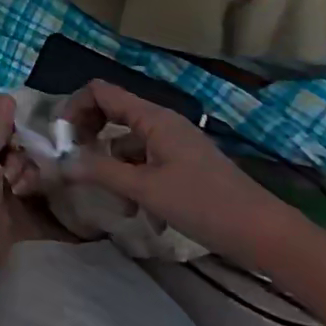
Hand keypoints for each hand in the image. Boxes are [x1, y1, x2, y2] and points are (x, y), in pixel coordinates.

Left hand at [0, 94, 23, 318]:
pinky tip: (21, 191)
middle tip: (15, 148)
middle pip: (3, 127)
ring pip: (16, 151)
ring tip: (12, 180)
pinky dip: (25, 179)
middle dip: (15, 137)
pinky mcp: (6, 192)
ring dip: (20, 162)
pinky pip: (23, 174)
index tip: (19, 112)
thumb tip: (8, 98)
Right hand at [61, 79, 297, 262]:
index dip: (75, 107)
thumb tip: (60, 162)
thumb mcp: (145, 189)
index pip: (100, 91)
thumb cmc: (203, 203)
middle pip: (111, 113)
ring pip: (128, 143)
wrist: (264, 233)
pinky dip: (135, 180)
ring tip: (116, 203)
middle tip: (77, 164)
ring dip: (113, 167)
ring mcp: (174, 143)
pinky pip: (146, 161)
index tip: (61, 138)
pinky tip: (142, 215)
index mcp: (152, 116)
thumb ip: (100, 172)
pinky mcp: (184, 164)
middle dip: (90, 137)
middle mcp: (161, 121)